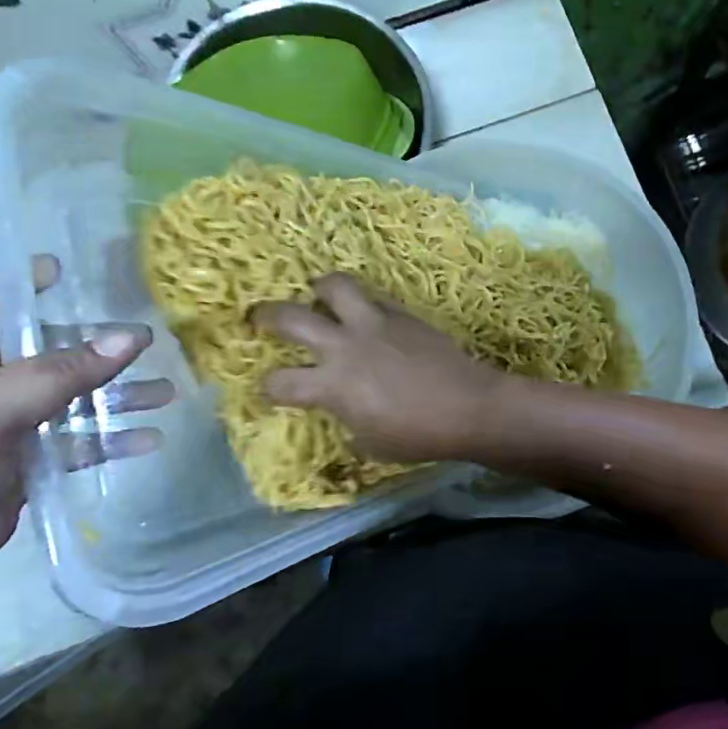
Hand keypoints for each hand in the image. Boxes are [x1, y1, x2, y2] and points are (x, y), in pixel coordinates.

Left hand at [0, 257, 172, 613]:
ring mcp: (5, 430)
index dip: (36, 281)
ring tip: (168, 392)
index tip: (83, 269)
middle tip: (156, 341)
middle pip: (52, 352)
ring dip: (116, 396)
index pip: (0, 299)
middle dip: (100, 345)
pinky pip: (73, 447)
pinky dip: (109, 442)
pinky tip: (149, 441)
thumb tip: (133, 336)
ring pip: (71, 402)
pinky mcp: (20, 472)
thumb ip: (60, 372)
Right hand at [252, 273, 508, 462]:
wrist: (468, 406)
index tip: (270, 389)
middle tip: (259, 317)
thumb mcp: (371, 442)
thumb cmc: (417, 435)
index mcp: (332, 385)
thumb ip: (346, 421)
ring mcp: (372, 323)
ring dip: (318, 288)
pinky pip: (372, 296)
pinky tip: (364, 313)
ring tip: (316, 294)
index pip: (280, 383)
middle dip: (266, 315)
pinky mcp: (400, 312)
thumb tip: (342, 411)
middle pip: (290, 317)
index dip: (268, 388)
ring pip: (334, 285)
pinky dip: (361, 302)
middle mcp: (344, 346)